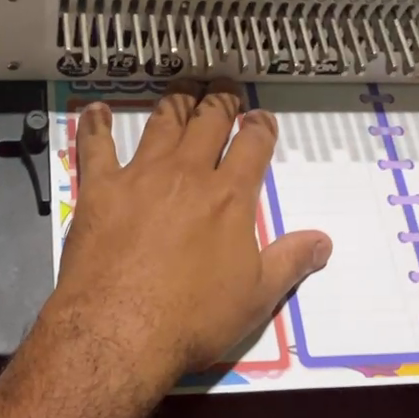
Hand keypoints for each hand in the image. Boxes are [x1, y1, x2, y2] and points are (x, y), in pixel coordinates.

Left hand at [47, 79, 331, 381]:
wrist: (121, 327)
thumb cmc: (194, 317)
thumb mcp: (257, 297)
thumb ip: (290, 262)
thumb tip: (324, 240)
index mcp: (230, 196)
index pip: (252, 145)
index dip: (259, 127)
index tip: (260, 119)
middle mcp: (187, 174)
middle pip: (208, 122)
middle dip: (220, 102)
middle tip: (223, 90)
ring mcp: (141, 176)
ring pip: (162, 124)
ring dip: (175, 104)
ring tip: (182, 92)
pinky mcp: (100, 188)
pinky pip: (95, 146)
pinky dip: (94, 125)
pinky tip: (95, 111)